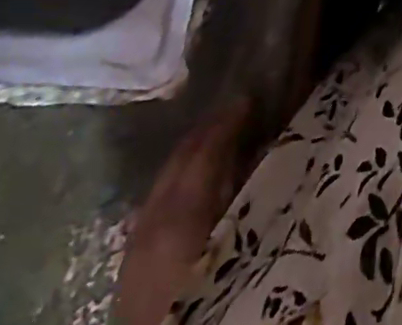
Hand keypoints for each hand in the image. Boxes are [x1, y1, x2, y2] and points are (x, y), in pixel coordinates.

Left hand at [116, 99, 251, 324]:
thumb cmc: (208, 302)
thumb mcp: (241, 250)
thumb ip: (253, 203)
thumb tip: (270, 160)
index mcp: (179, 216)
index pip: (204, 152)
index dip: (227, 122)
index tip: (248, 98)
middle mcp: (152, 220)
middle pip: (179, 161)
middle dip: (207, 130)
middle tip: (236, 110)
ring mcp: (136, 243)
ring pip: (166, 180)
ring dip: (193, 154)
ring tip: (221, 139)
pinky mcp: (131, 265)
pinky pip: (158, 203)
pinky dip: (180, 182)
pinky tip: (196, 184)